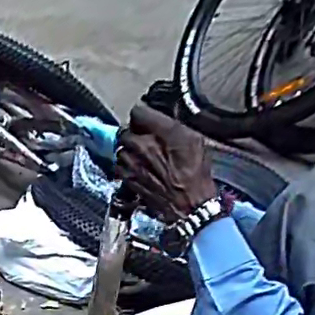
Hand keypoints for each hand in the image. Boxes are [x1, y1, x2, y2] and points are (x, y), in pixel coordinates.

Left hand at [116, 104, 217, 223]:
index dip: (142, 114)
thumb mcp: (194, 140)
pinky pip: (119, 166)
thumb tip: (159, 119)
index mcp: (161, 132)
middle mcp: (141, 145)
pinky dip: (125, 165)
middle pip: (125, 131)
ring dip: (128, 150)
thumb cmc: (195, 172)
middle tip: (144, 138)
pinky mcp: (126, 178)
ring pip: (120, 149)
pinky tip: (137, 168)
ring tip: (142, 155)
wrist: (187, 202)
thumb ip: (172, 126)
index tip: (146, 118)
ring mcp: (130, 163)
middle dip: (133, 133)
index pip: (137, 112)